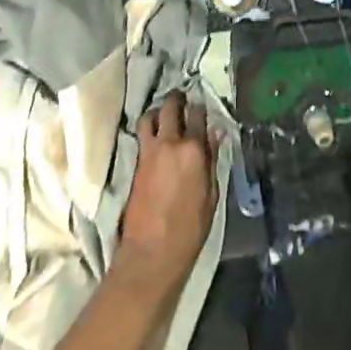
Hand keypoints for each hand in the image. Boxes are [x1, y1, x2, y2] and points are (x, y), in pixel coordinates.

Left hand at [117, 92, 217, 291]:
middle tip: (183, 98)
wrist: (152, 250)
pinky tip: (155, 133)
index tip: (203, 106)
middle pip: (171, 107)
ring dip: (159, 110)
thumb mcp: (211, 196)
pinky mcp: (136, 161)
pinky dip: (149, 127)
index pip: (197, 115)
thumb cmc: (190, 228)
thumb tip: (214, 134)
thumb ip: (212, 160)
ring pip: (150, 116)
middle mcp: (170, 142)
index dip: (201, 107)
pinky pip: (142, 133)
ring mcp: (149, 150)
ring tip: (165, 114)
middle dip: (178, 99)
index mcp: (193, 150)